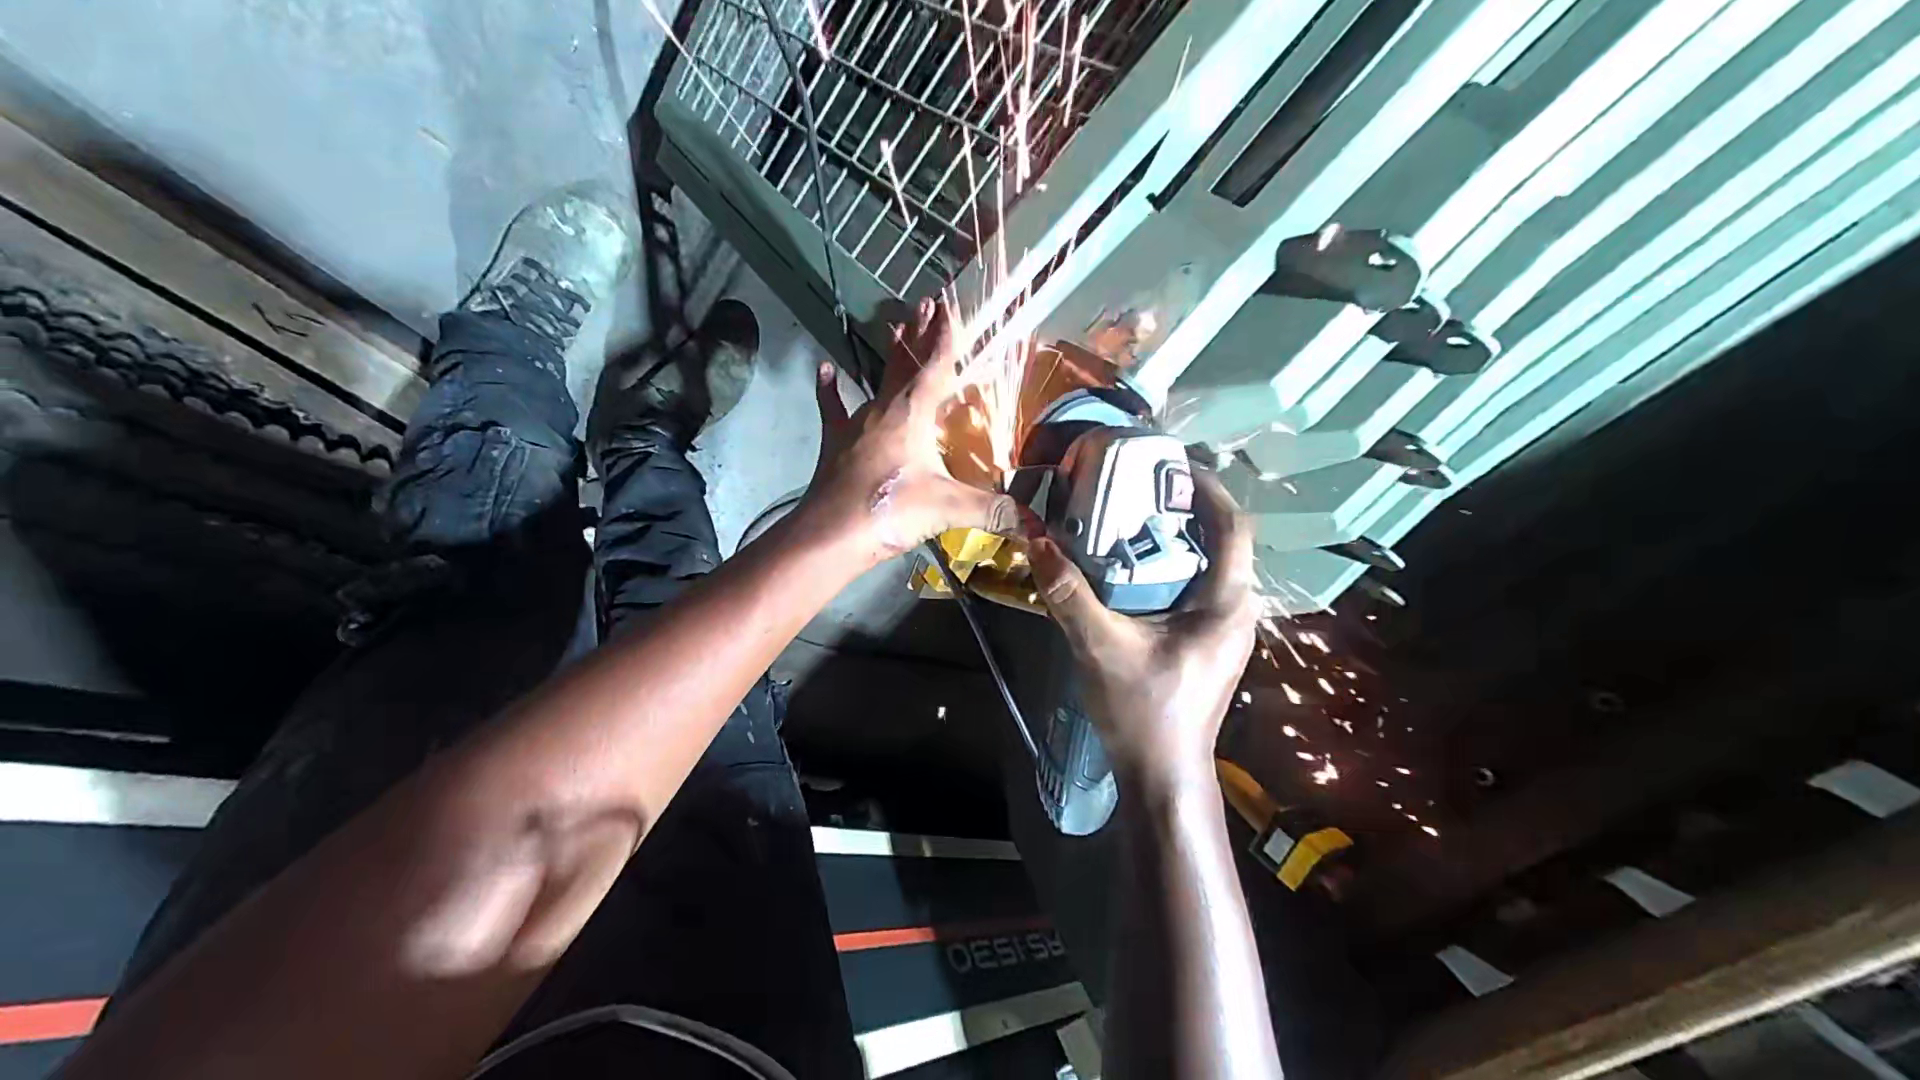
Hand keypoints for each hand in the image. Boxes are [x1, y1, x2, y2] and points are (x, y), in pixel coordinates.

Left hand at [807, 300, 1016, 564]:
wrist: (830, 535)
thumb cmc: (890, 511)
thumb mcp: (947, 509)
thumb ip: (994, 511)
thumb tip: (1039, 526)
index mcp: (911, 414)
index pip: (934, 365)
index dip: (946, 337)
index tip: (950, 308)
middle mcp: (883, 409)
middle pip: (905, 363)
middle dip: (919, 334)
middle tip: (925, 304)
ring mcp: (855, 425)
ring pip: (875, 380)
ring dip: (889, 356)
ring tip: (894, 328)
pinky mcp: (835, 444)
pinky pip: (833, 409)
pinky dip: (830, 390)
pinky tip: (824, 370)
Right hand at [1027, 469, 1258, 788]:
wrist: (1162, 774)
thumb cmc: (1142, 712)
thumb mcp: (1100, 646)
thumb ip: (1068, 592)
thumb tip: (1035, 540)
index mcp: (1225, 604)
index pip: (1234, 526)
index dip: (1206, 488)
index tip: (1169, 465)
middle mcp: (1236, 610)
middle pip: (1221, 541)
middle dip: (1183, 508)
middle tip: (1136, 487)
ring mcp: (1223, 629)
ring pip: (1207, 565)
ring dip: (1174, 537)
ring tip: (1128, 517)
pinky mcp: (1205, 642)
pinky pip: (1194, 588)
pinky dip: (1167, 566)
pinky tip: (1128, 567)